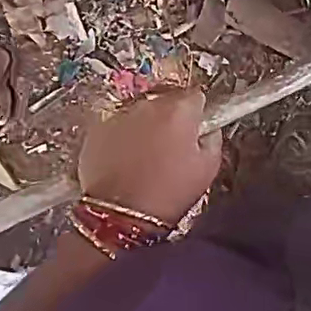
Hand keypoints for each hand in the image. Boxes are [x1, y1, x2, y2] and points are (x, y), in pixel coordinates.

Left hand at [79, 88, 221, 224]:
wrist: (121, 216)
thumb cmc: (171, 192)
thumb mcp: (209, 167)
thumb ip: (213, 138)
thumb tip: (207, 128)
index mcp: (180, 109)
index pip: (196, 95)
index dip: (198, 111)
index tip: (197, 127)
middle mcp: (149, 105)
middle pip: (167, 100)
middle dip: (172, 116)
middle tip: (173, 144)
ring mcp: (120, 116)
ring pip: (141, 112)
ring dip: (147, 125)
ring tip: (147, 154)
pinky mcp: (97, 130)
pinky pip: (118, 126)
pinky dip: (124, 136)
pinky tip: (127, 159)